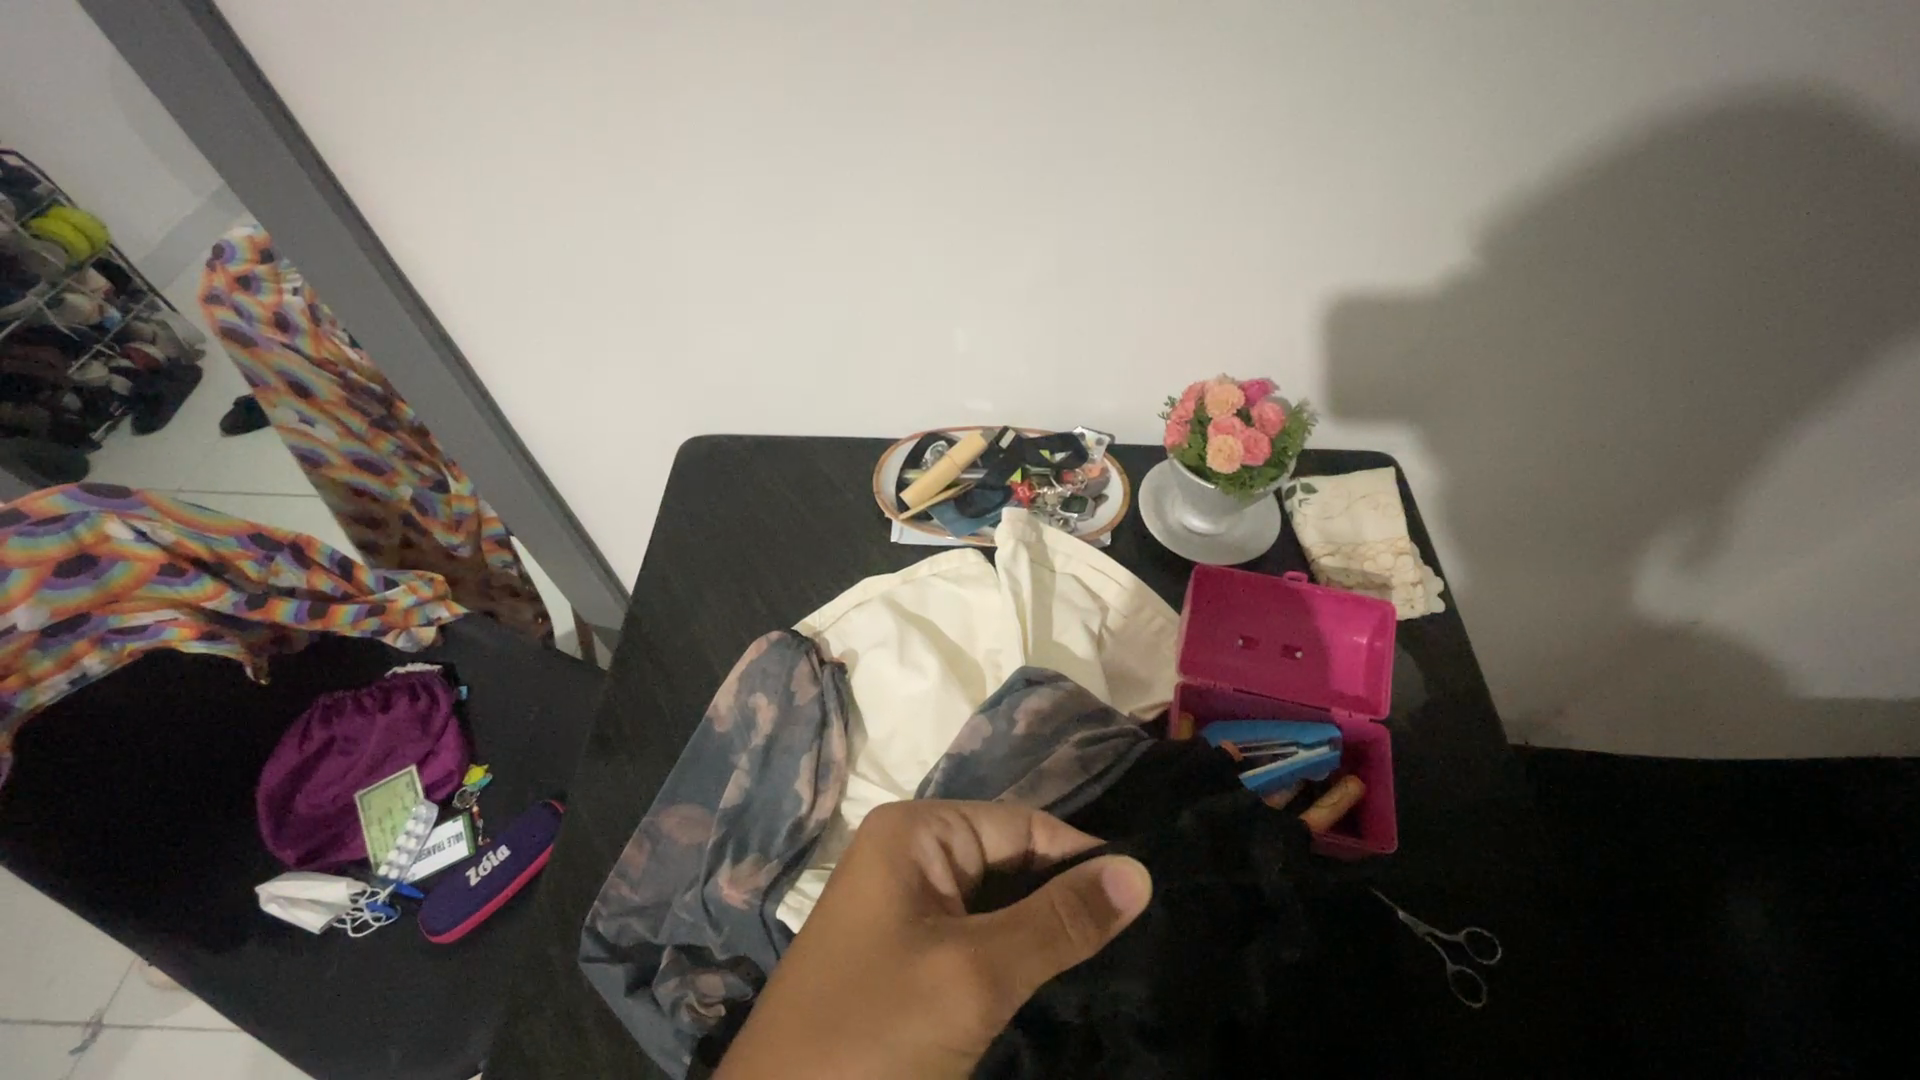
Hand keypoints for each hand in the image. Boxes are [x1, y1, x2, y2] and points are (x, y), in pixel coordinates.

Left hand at [713, 800, 1152, 1079]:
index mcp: (916, 832)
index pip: (1022, 824)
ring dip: (1043, 927)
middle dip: (1064, 893)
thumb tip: (1141, 872)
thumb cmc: (876, 1032)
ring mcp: (904, 904)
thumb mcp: (976, 975)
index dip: (1083, 857)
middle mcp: (908, 854)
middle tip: (1135, 932)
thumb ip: (1059, 922)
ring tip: (1109, 952)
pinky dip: (1014, 952)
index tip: (1146, 896)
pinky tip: (1053, 973)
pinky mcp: (906, 952)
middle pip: (1010, 858)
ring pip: (997, 900)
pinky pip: (975, 934)